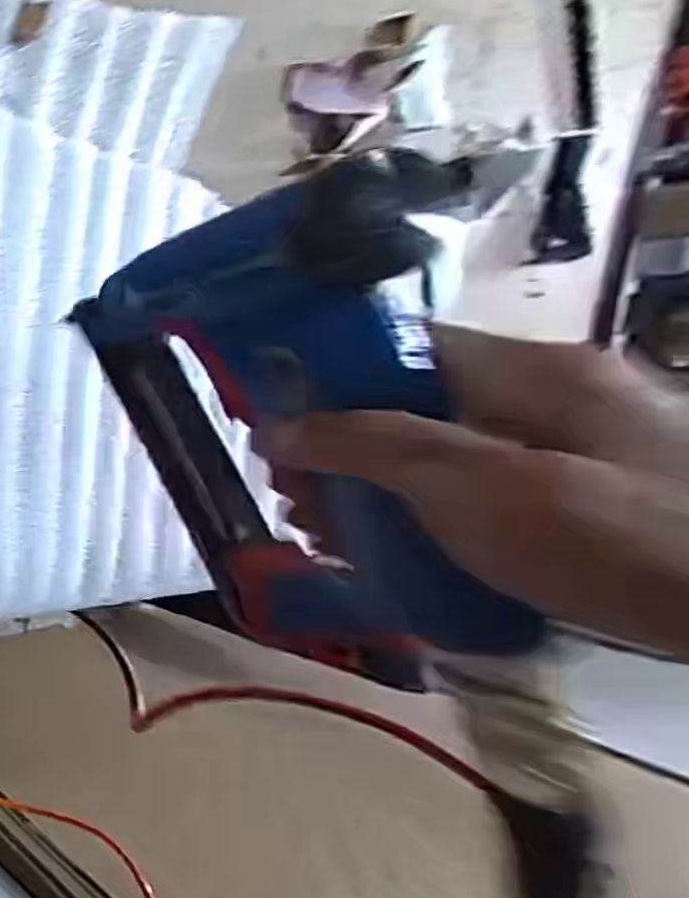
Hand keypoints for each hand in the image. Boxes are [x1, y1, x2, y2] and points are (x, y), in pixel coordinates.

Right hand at [259, 325, 688, 656]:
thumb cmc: (625, 541)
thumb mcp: (476, 487)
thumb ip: (367, 446)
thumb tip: (272, 429)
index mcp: (526, 371)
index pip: (393, 346)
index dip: (320, 377)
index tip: (274, 428)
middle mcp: (543, 396)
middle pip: (401, 404)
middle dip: (335, 452)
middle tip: (298, 501)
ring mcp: (564, 447)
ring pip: (428, 452)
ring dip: (367, 489)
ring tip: (331, 536)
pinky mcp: (575, 495)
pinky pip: (466, 488)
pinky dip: (416, 513)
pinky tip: (392, 551)